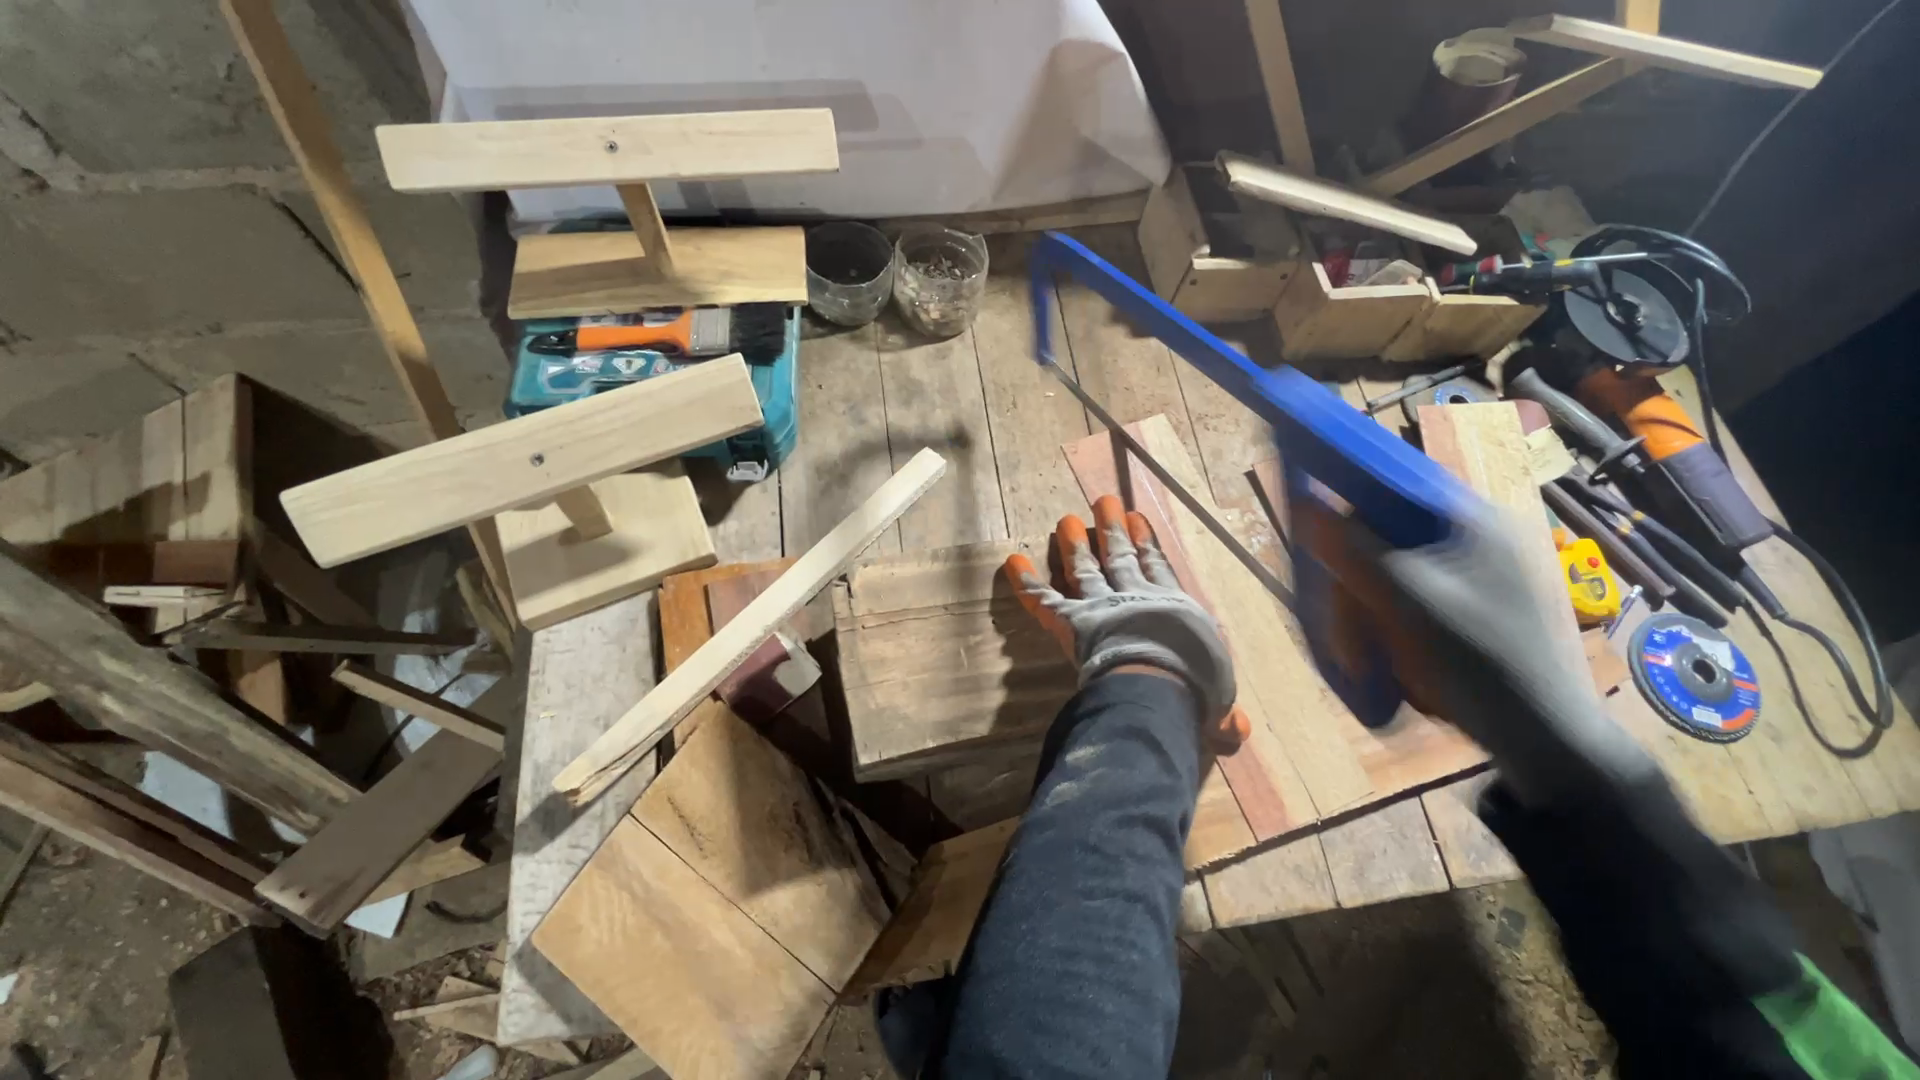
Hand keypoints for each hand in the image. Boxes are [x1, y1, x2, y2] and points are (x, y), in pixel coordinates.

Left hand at [1003, 495, 1248, 751]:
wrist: (1158, 685)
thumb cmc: (1193, 688)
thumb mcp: (1216, 701)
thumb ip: (1222, 713)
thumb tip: (1238, 731)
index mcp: (1172, 608)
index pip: (1158, 569)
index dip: (1148, 545)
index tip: (1138, 519)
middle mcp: (1135, 599)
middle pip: (1120, 557)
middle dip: (1111, 530)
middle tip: (1102, 502)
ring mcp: (1100, 606)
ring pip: (1085, 569)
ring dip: (1074, 545)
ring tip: (1066, 520)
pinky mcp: (1071, 621)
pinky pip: (1042, 599)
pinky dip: (1026, 582)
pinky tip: (1012, 562)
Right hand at [1295, 496, 1657, 805]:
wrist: (1539, 740)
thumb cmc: (1480, 664)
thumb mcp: (1410, 603)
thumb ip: (1356, 551)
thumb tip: (1307, 502)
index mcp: (1473, 522)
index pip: (1395, 484)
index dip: (1349, 506)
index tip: (1318, 544)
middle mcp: (1474, 537)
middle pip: (1384, 537)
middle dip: (1354, 586)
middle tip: (1344, 631)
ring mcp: (1472, 574)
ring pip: (1388, 573)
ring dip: (1364, 615)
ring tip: (1363, 658)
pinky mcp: (1467, 608)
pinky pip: (1404, 600)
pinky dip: (1385, 626)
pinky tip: (1383, 658)